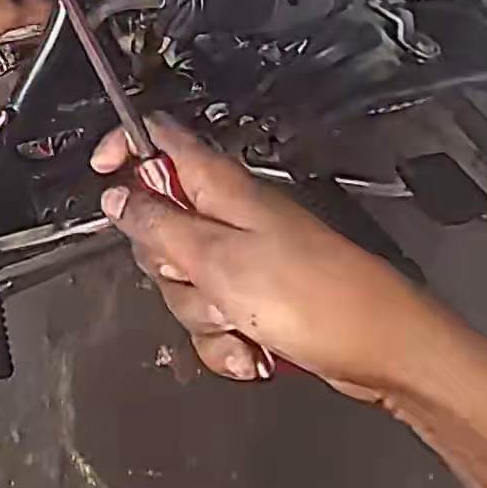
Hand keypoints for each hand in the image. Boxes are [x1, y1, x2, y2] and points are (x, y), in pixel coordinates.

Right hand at [92, 116, 465, 396]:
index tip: (100, 171)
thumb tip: (115, 198)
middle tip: (194, 273)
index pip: (156, 137)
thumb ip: (156, 225)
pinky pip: (207, 308)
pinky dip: (222, 335)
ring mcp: (236, 251)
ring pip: (178, 272)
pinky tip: (250, 346)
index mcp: (215, 183)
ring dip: (198, 308)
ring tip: (238, 318)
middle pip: (155, 217)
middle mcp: (223, 210)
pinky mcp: (249, 290)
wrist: (385, 350)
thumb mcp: (215, 257)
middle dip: (163, 259)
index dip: (122, 146)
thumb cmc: (311, 295)